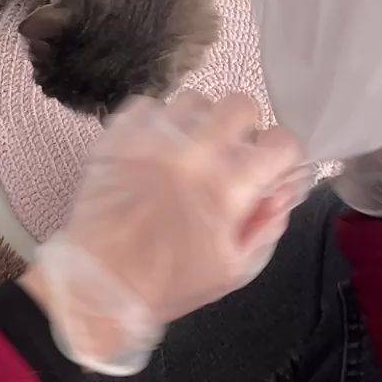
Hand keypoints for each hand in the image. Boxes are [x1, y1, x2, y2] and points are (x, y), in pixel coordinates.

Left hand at [21, 92, 304, 374]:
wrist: (99, 281)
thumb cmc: (168, 281)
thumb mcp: (236, 267)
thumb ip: (268, 221)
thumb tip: (281, 188)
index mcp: (230, 184)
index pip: (282, 142)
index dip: (281, 158)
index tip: (269, 169)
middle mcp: (194, 149)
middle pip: (241, 105)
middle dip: (244, 130)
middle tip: (230, 155)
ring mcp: (154, 135)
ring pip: (195, 100)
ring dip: (199, 123)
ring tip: (188, 152)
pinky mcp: (120, 132)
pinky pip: (149, 105)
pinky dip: (157, 122)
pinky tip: (155, 148)